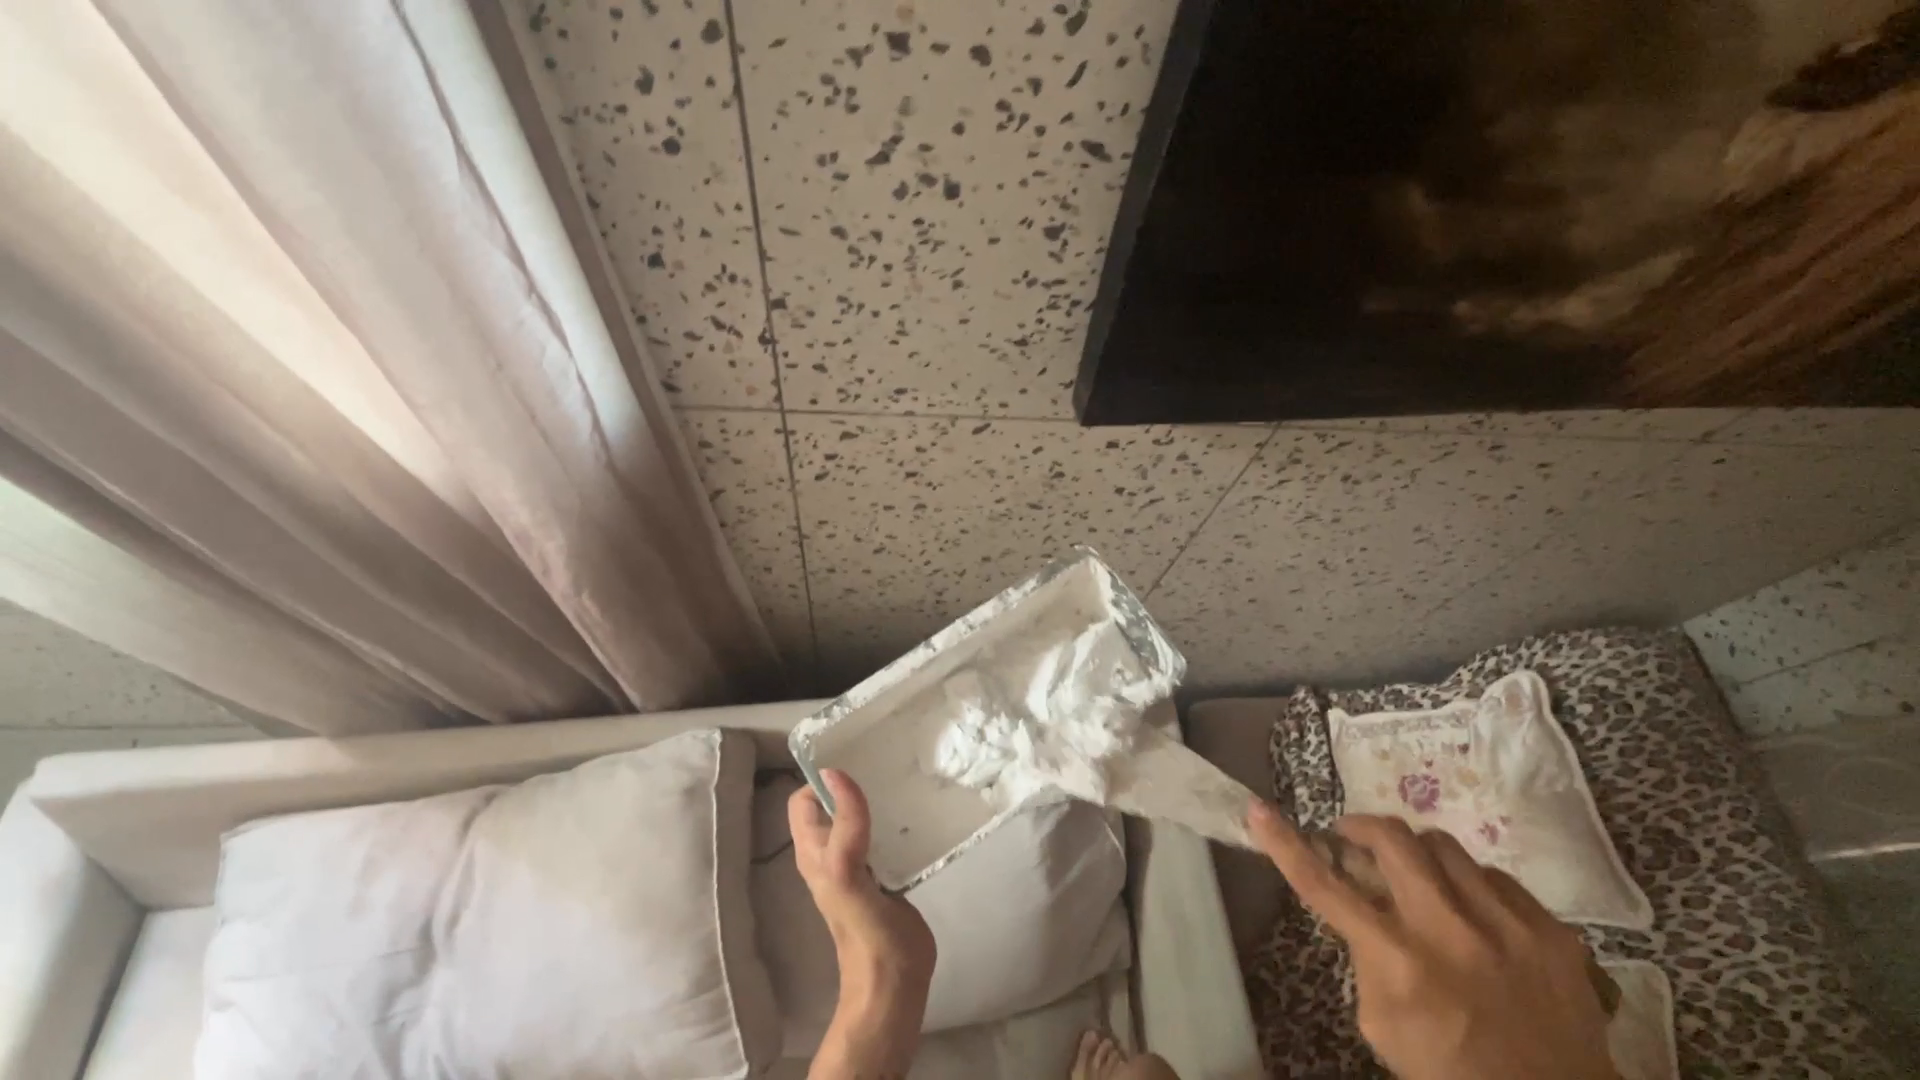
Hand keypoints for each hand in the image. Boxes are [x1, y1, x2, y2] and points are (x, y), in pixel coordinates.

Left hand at [790, 769, 935, 1009]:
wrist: (895, 983)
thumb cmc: (866, 932)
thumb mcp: (848, 874)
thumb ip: (845, 827)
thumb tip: (835, 773)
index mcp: (815, 852)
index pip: (804, 799)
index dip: (820, 776)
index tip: (854, 754)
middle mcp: (832, 853)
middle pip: (834, 804)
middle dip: (854, 779)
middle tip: (885, 758)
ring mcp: (860, 864)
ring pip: (861, 816)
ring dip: (877, 797)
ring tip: (904, 775)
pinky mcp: (887, 874)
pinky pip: (887, 834)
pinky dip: (898, 818)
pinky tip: (918, 810)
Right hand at [1249, 803, 1619, 1079]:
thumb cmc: (1450, 1073)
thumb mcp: (1382, 1027)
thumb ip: (1367, 961)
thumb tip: (1367, 913)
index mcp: (1398, 961)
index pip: (1324, 886)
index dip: (1284, 843)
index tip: (1258, 809)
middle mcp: (1448, 930)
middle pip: (1391, 839)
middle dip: (1361, 827)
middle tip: (1352, 838)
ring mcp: (1506, 924)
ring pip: (1444, 845)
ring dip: (1416, 852)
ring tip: (1416, 875)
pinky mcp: (1550, 930)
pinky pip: (1496, 877)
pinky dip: (1470, 884)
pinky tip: (1472, 911)